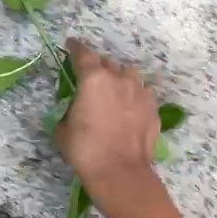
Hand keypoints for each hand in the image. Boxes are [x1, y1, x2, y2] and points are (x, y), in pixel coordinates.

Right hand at [54, 38, 161, 210]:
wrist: (120, 172)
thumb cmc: (86, 151)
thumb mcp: (64, 131)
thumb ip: (69, 112)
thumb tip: (74, 112)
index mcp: (94, 79)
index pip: (83, 54)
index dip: (75, 48)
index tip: (71, 45)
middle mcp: (119, 79)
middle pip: (107, 63)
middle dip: (98, 67)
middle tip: (90, 78)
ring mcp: (140, 92)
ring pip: (129, 74)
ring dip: (119, 78)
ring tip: (113, 90)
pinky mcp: (153, 107)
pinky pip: (142, 92)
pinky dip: (134, 95)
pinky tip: (129, 107)